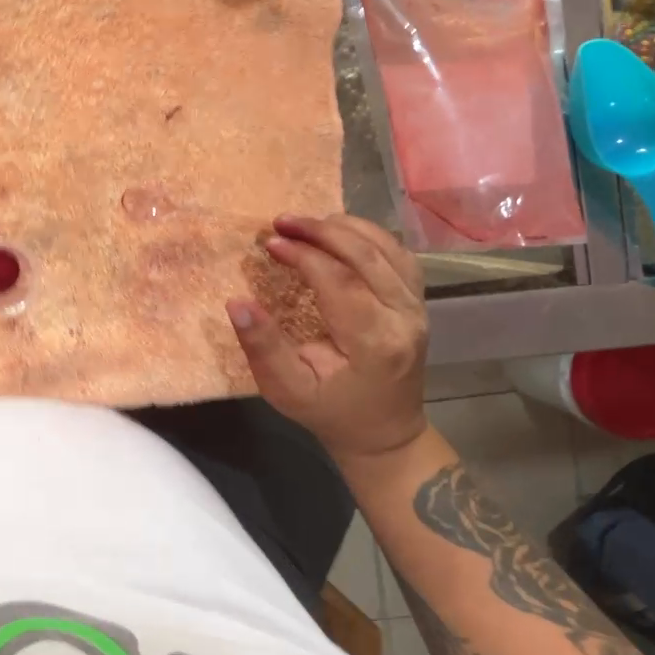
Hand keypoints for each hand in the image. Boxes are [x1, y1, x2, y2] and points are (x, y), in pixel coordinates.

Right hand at [226, 214, 429, 461]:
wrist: (384, 432)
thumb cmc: (329, 411)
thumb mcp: (286, 389)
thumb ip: (263, 346)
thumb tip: (237, 303)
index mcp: (375, 342)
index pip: (341, 281)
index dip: (305, 256)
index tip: (269, 243)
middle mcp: (405, 318)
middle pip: (368, 255)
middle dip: (321, 231)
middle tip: (280, 222)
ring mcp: (418, 308)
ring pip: (388, 248)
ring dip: (345, 228)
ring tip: (304, 223)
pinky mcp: (417, 302)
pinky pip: (398, 255)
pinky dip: (367, 235)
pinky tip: (337, 232)